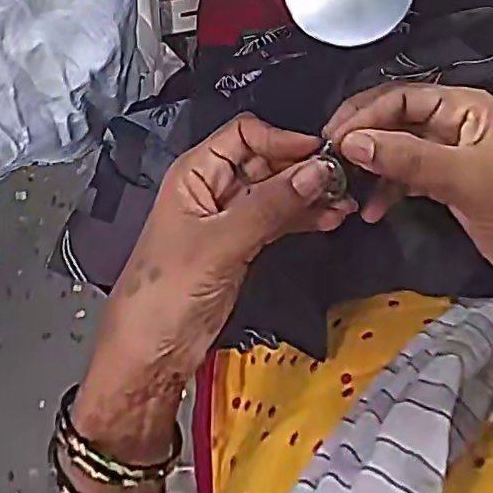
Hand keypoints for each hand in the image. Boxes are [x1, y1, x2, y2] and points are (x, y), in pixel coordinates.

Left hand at [77, 115, 352, 456]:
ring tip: (342, 200)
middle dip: (301, 167)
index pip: (244, 134)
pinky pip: (279, 217)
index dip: (281, 138)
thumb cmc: (162, 297)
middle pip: (265, 159)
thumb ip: (270, 206)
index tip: (317, 153)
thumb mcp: (220, 244)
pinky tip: (328, 218)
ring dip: (309, 193)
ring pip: (277, 189)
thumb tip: (314, 172)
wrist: (150, 358)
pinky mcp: (243, 243)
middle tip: (339, 178)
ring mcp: (230, 216)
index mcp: (195, 173)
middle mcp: (213, 187)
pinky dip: (303, 217)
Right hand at [324, 83, 492, 333]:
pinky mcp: (446, 184)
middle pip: (392, 119)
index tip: (334, 141)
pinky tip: (370, 209)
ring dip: (370, 165)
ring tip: (345, 185)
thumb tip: (351, 142)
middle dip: (361, 136)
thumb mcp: (465, 176)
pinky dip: (386, 190)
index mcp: (462, 106)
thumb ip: (406, 157)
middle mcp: (452, 123)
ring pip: (394, 149)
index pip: (399, 98)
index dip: (364, 115)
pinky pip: (404, 177)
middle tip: (329, 158)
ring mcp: (447, 155)